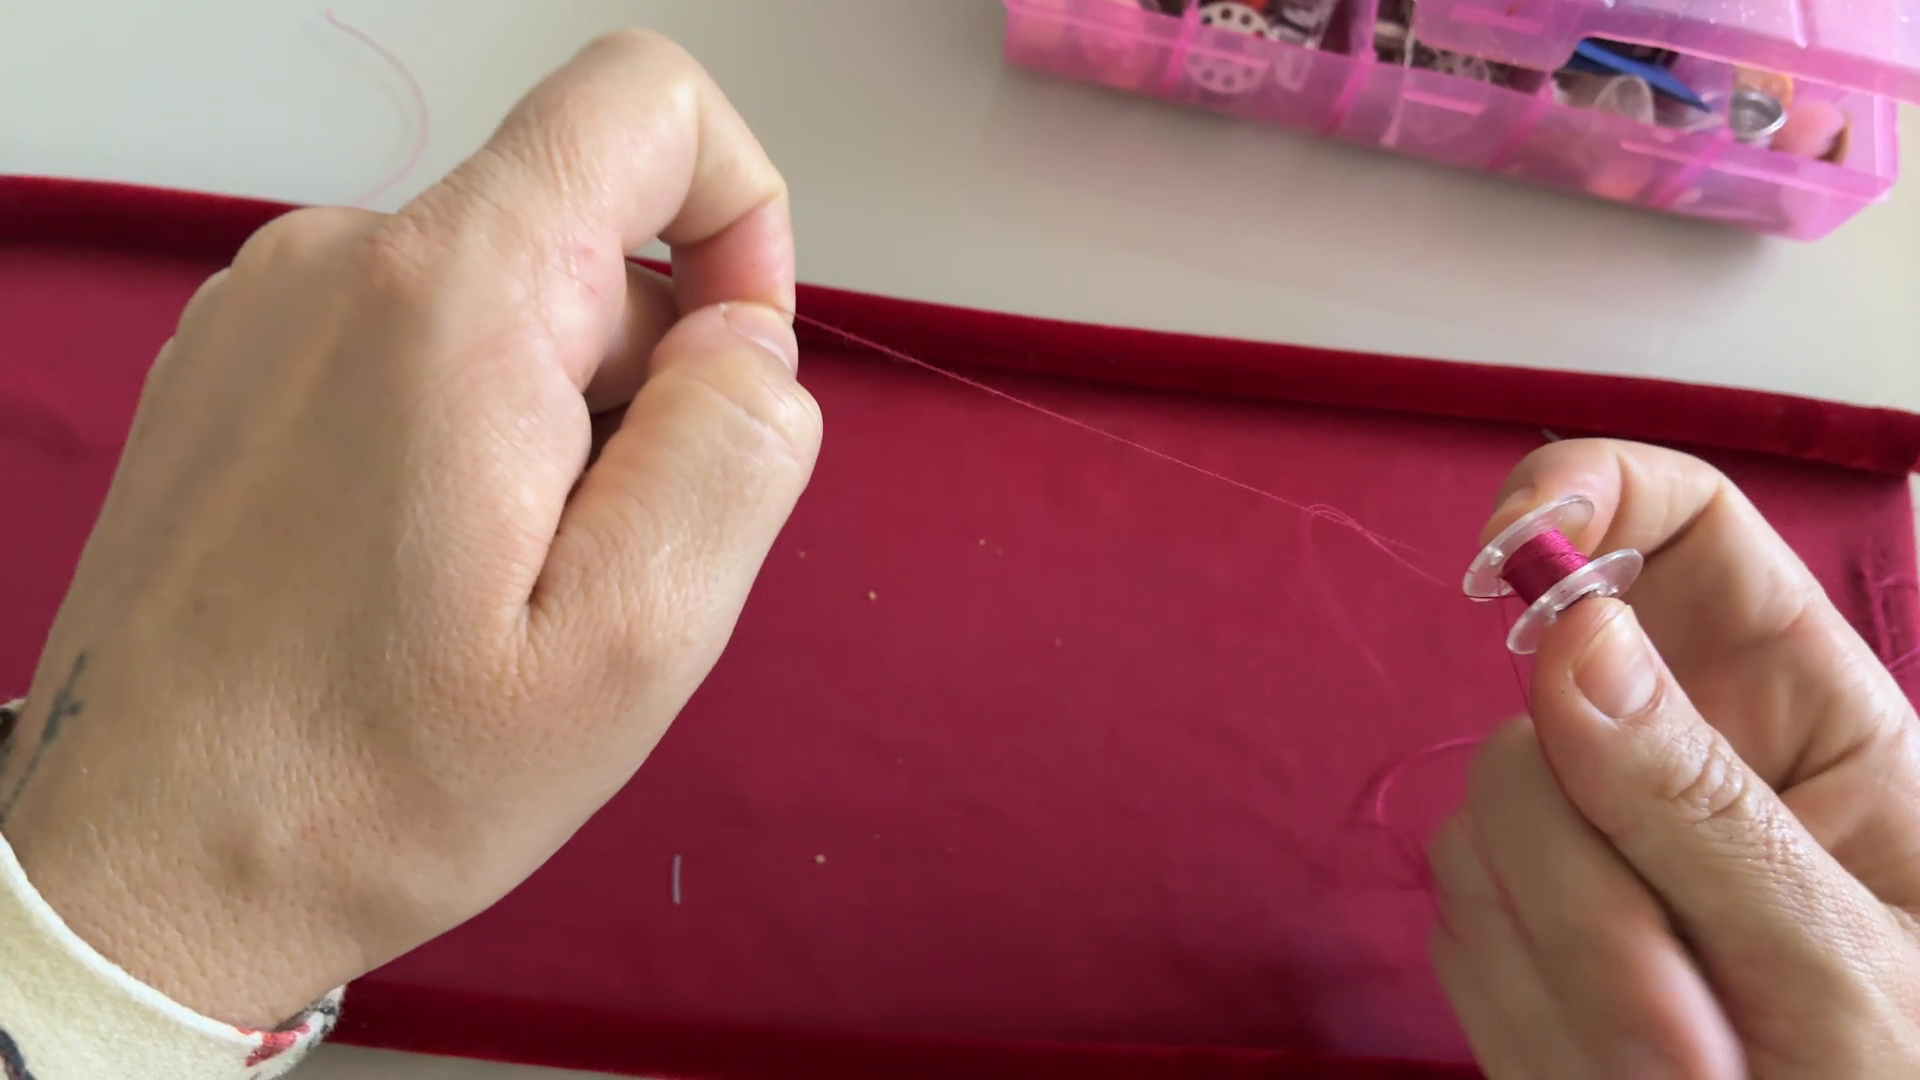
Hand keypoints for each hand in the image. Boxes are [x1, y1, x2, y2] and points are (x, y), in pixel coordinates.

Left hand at [0, 30, 821, 1028]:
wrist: (154, 879)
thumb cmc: (408, 774)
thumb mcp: (640, 633)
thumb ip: (735, 451)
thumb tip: (749, 341)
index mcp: (459, 299)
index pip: (648, 110)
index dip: (742, 217)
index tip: (739, 362)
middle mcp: (354, 260)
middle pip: (611, 248)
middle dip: (668, 388)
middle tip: (623, 549)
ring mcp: (294, 309)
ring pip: (551, 308)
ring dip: (601, 427)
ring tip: (544, 571)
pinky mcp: (272, 368)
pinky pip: (472, 349)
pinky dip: (526, 436)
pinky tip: (478, 558)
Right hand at [1430, 440, 1919, 1076]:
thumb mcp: (1854, 968)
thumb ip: (1702, 800)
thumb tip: (1569, 630)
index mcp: (1790, 712)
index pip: (1679, 524)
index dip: (1582, 490)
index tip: (1504, 549)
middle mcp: (1650, 741)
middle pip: (1535, 713)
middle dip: (1585, 867)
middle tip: (1696, 1027)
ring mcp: (1557, 817)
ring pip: (1479, 822)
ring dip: (1570, 960)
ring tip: (1678, 1068)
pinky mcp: (1494, 889)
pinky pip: (1458, 904)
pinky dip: (1530, 998)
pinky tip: (1609, 1054)